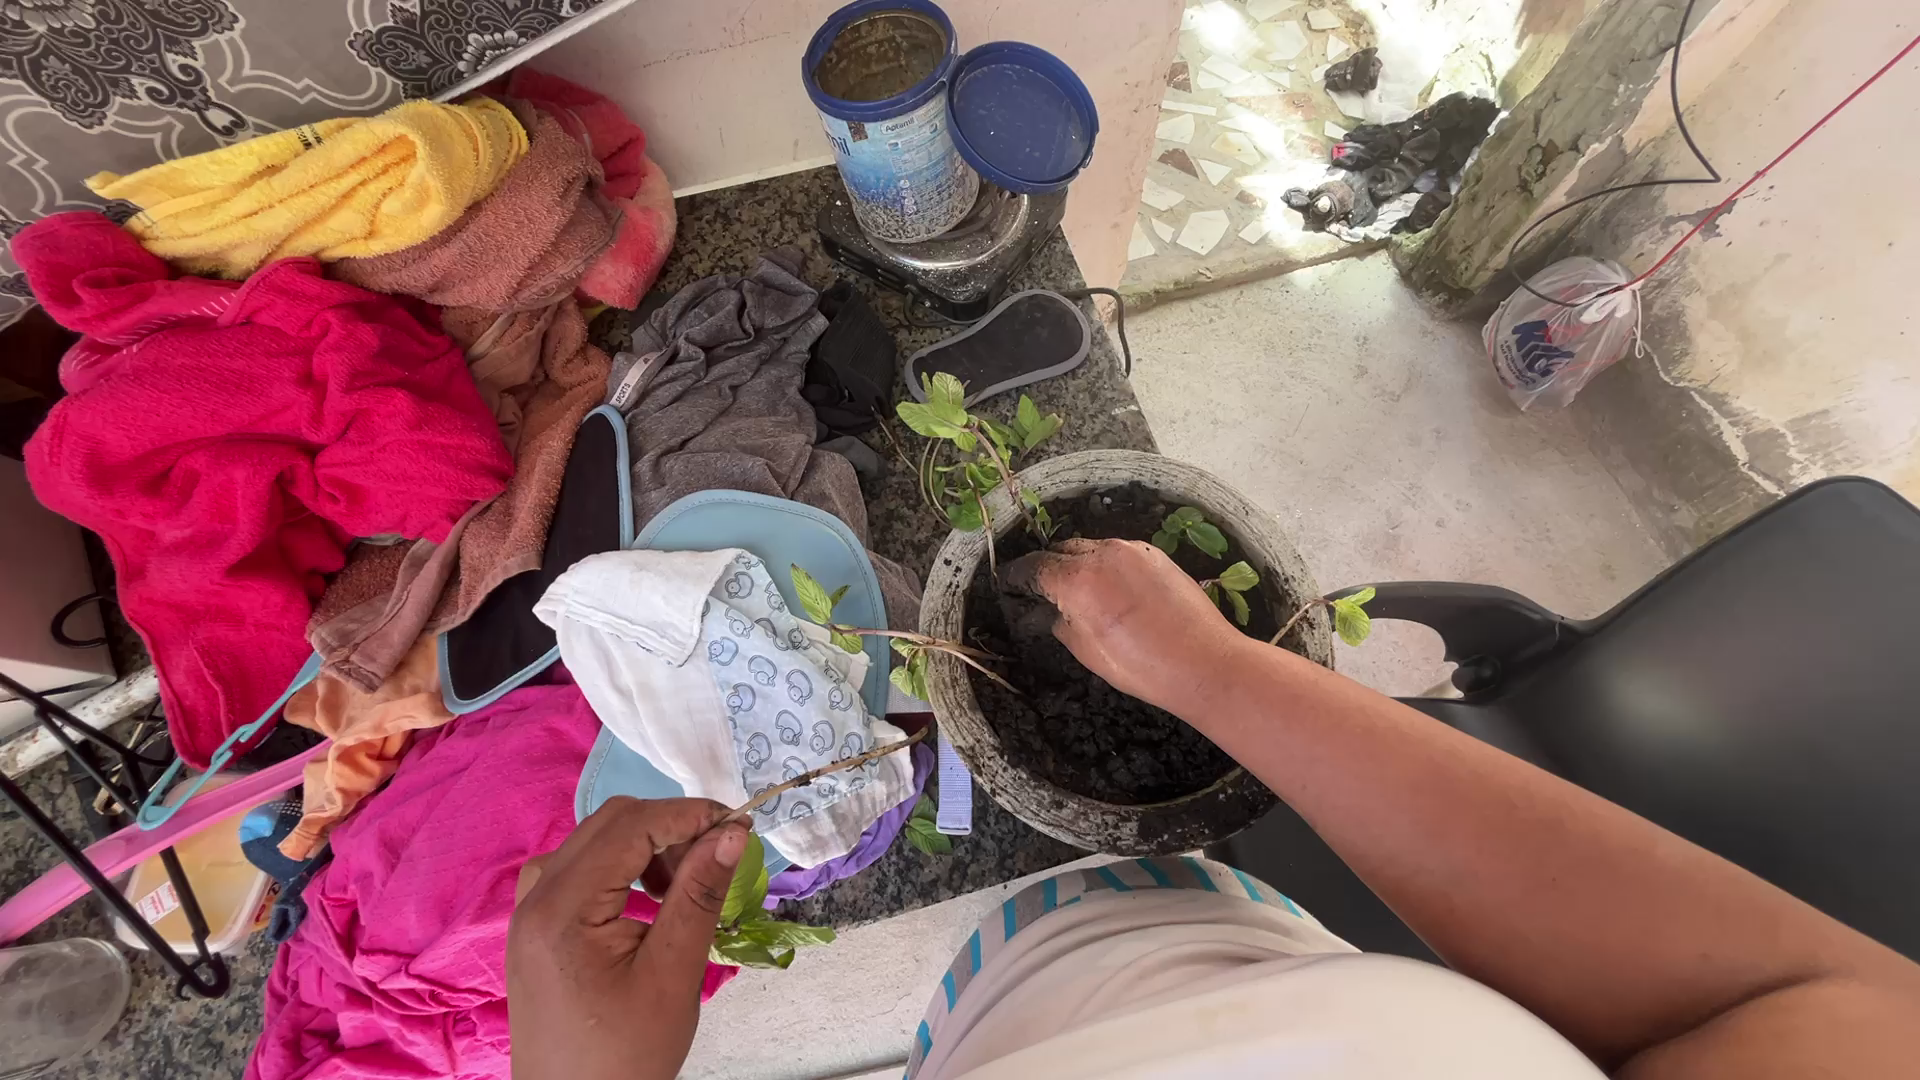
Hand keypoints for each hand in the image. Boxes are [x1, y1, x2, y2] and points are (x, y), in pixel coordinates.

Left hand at [507, 797, 750, 1079]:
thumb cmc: (626, 1053)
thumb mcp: (674, 972)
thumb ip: (700, 892)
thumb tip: (733, 830)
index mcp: (562, 909)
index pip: (632, 825)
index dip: (690, 814)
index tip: (740, 826)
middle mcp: (537, 897)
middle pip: (613, 822)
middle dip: (672, 826)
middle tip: (716, 856)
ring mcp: (531, 910)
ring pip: (599, 837)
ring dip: (650, 843)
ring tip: (684, 883)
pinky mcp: (538, 924)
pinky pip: (583, 864)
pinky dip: (625, 863)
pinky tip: (650, 896)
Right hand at [1017, 537, 1249, 714]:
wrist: (1203, 662)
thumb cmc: (1139, 665)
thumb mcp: (1085, 649)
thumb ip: (1058, 621)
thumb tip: (1043, 611)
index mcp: (1076, 580)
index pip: (1033, 567)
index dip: (1016, 577)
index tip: (1007, 584)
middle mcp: (1101, 554)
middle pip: (1060, 550)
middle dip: (1047, 567)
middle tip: (1041, 590)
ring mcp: (1131, 550)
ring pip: (1090, 548)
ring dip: (1077, 563)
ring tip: (1078, 590)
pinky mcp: (1155, 554)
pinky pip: (1117, 552)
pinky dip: (1104, 564)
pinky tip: (1111, 588)